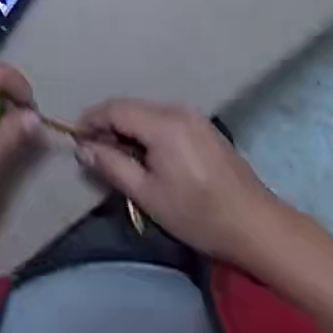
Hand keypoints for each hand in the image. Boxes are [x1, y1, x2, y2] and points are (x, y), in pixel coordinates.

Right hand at [76, 99, 296, 264]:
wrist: (257, 226)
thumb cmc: (198, 215)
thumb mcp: (148, 195)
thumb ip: (112, 166)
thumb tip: (83, 148)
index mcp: (163, 124)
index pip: (115, 108)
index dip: (91, 120)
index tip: (75, 139)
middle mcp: (177, 110)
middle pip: (130, 106)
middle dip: (107, 124)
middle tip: (92, 150)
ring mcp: (194, 116)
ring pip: (146, 112)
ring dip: (126, 127)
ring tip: (115, 154)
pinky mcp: (203, 127)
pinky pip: (163, 118)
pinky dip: (146, 130)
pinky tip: (144, 154)